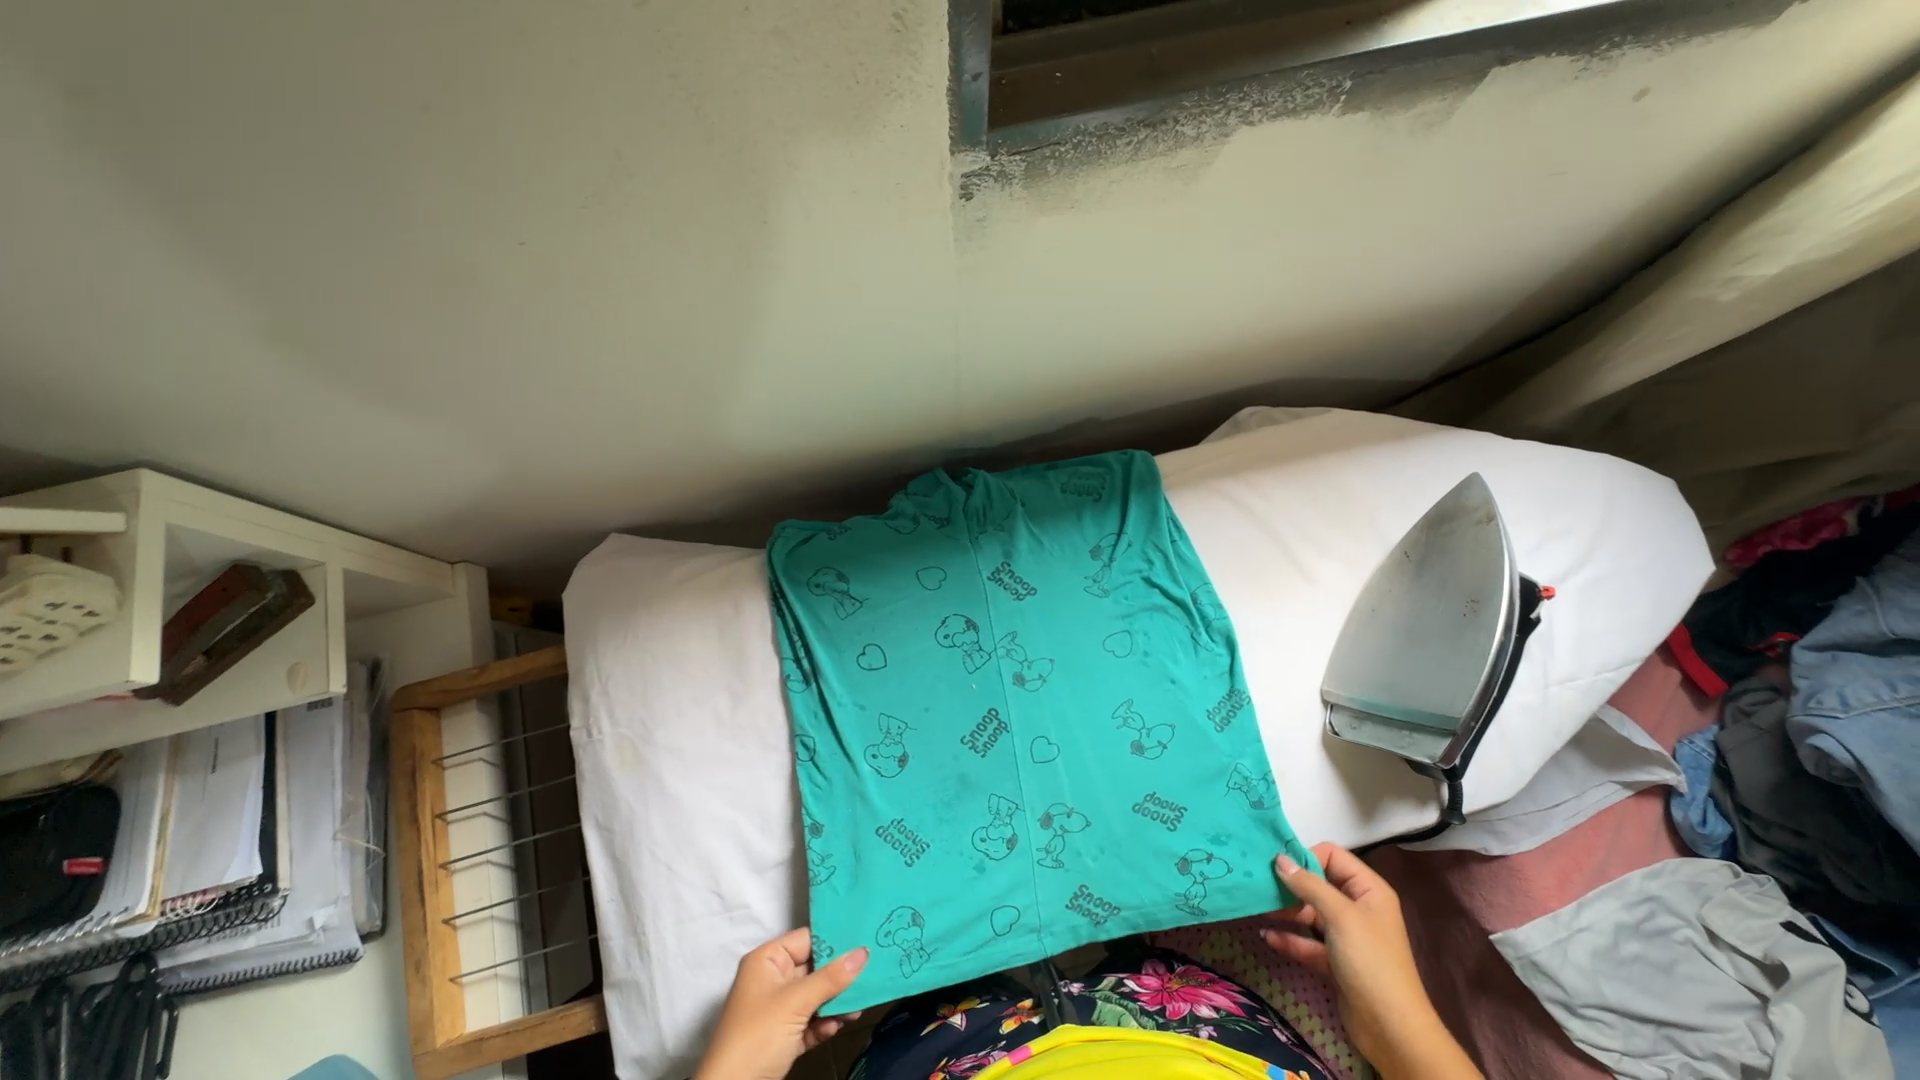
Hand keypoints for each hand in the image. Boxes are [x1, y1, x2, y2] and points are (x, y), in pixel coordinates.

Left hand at [692, 928, 868, 1079]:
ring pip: (815, 997)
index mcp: (767, 961)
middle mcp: (772, 980)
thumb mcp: (796, 1002)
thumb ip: (831, 977)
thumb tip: (863, 952)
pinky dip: (825, 1023)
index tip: (866, 939)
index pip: (806, 940)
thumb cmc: (759, 1035)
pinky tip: (838, 1027)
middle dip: (841, 976)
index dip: (834, 940)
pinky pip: (811, 1021)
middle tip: (872, 975)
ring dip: (836, 1002)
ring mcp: (778, 1009)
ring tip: (859, 1008)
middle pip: (814, 969)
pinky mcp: (783, 1036)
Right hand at [1264, 844, 1481, 1079]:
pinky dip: (1290, 938)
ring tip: (1258, 908)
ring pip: (1310, 913)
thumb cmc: (1369, 960)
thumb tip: (1280, 859)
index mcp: (1368, 890)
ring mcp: (1346, 936)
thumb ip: (1309, 885)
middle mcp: (1358, 908)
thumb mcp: (1340, 916)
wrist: (1389, 1026)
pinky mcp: (1335, 961)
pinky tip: (1268, 936)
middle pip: (1318, 884)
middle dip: (1290, 884)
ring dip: (1286, 910)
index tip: (1276, 866)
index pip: (1332, 856)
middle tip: (1259, 885)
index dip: (1306, 857)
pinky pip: (1308, 941)